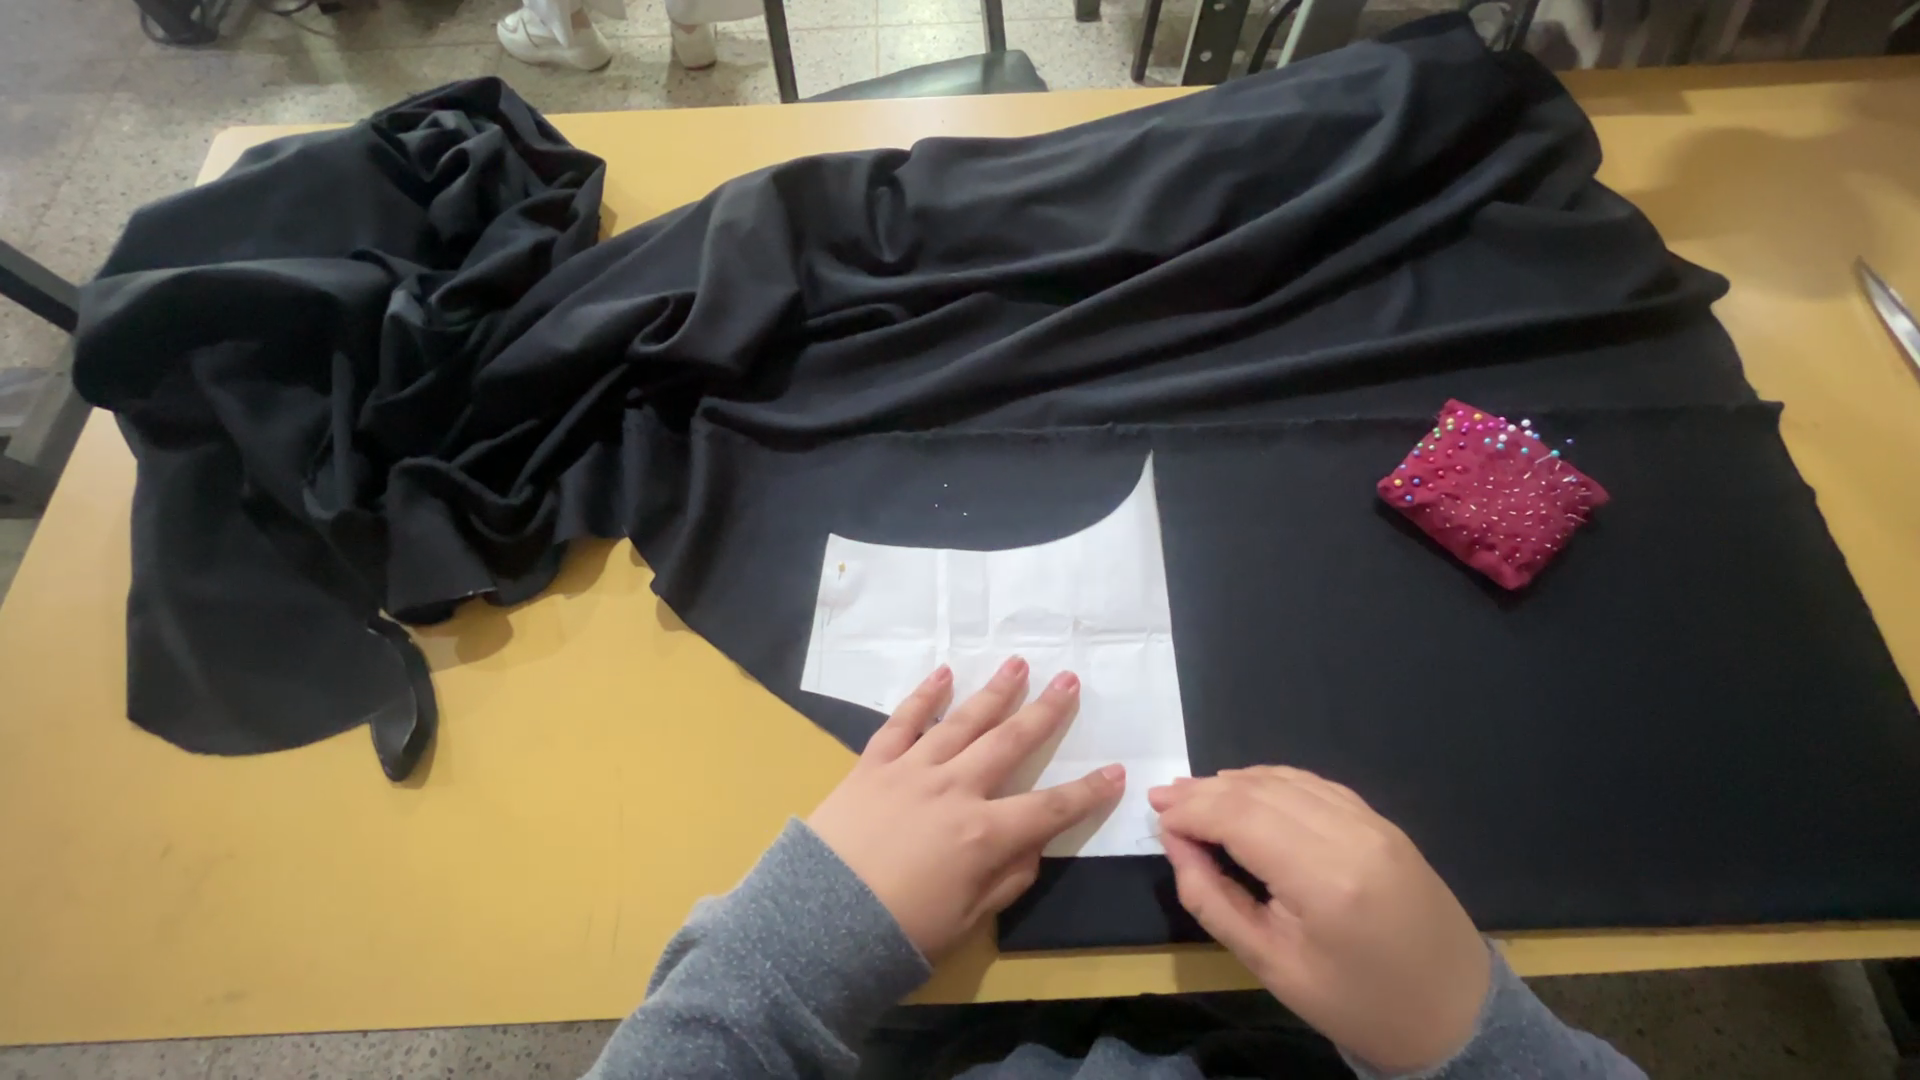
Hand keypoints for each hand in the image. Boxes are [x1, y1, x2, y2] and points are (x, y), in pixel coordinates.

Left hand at [808, 658, 1124, 958]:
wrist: (815, 923)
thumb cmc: (898, 931)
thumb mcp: (966, 919)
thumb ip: (1007, 879)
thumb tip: (1032, 846)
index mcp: (983, 834)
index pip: (1050, 808)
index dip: (1088, 792)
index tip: (1116, 771)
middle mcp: (955, 789)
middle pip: (1009, 743)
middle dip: (1044, 713)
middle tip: (1069, 681)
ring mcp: (912, 769)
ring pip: (963, 722)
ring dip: (993, 692)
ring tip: (1018, 665)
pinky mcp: (873, 763)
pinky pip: (903, 722)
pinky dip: (924, 696)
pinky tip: (943, 673)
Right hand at [1148, 767, 1490, 1074]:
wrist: (1456, 1018)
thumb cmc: (1355, 1003)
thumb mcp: (1270, 966)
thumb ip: (1212, 899)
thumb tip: (1175, 842)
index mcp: (1324, 879)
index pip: (1239, 818)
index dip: (1191, 810)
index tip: (1156, 815)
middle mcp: (1350, 835)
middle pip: (1258, 792)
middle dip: (1203, 792)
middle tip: (1162, 798)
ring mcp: (1373, 823)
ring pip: (1285, 780)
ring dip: (1233, 782)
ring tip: (1193, 794)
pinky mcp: (1383, 823)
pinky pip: (1314, 785)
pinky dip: (1271, 782)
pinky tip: (1246, 790)